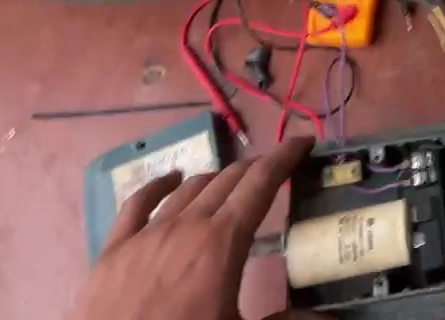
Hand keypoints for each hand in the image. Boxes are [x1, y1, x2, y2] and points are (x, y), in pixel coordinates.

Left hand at [69, 136, 313, 319]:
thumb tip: (332, 318)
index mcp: (223, 242)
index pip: (262, 182)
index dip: (286, 156)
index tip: (304, 142)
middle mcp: (187, 225)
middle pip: (229, 178)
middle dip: (257, 168)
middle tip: (276, 170)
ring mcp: (146, 236)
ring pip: (190, 187)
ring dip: (218, 178)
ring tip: (233, 183)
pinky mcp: (111, 253)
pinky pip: (137, 203)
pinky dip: (159, 184)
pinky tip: (171, 180)